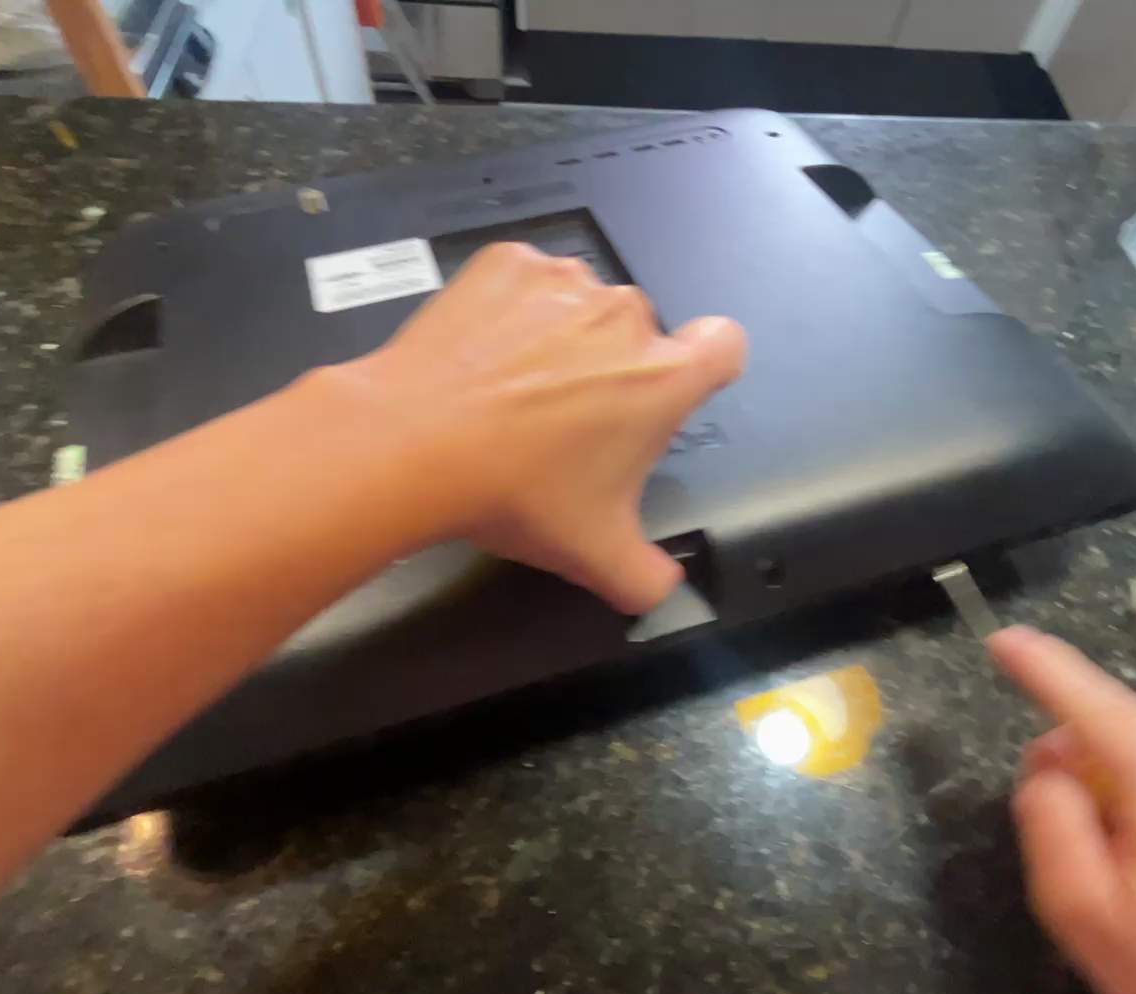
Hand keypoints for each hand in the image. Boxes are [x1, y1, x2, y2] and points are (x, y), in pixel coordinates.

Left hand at [318, 242, 746, 613]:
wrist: (411, 444)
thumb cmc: (512, 491)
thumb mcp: (595, 555)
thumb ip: (649, 579)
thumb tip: (663, 585)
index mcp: (662, 379)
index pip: (724, 346)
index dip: (704, 367)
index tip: (667, 391)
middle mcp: (624, 316)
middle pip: (641, 337)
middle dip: (616, 372)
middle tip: (566, 424)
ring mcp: (564, 282)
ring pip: (584, 308)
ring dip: (564, 340)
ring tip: (517, 392)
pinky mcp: (508, 264)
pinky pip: (530, 284)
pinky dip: (515, 312)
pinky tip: (488, 358)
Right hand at [988, 626, 1135, 993]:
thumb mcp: (1071, 901)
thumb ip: (1046, 812)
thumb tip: (1052, 765)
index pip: (1103, 712)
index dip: (1048, 669)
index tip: (1002, 637)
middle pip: (1124, 722)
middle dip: (1069, 742)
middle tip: (1044, 801)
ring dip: (1097, 769)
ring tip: (1091, 842)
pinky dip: (1124, 781)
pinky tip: (1121, 837)